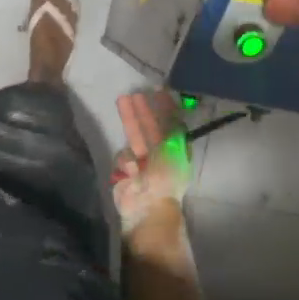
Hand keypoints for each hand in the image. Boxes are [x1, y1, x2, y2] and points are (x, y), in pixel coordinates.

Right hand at [111, 89, 189, 236]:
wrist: (147, 207)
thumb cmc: (166, 178)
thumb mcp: (175, 150)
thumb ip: (174, 130)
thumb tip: (176, 113)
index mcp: (175, 152)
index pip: (171, 126)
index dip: (166, 109)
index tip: (159, 92)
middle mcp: (159, 155)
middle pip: (150, 128)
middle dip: (143, 110)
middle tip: (135, 93)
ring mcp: (141, 163)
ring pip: (134, 136)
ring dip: (130, 118)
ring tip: (122, 100)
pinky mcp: (125, 171)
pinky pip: (124, 157)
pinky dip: (127, 161)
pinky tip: (133, 171)